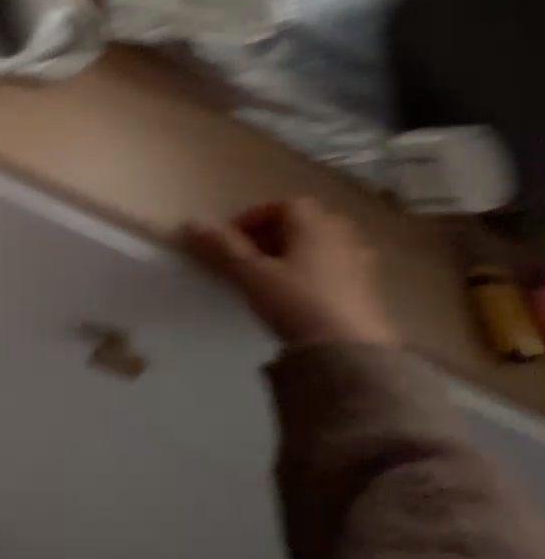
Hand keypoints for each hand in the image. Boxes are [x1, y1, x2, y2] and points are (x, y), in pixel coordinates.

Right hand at [184, 198, 400, 348]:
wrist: (350, 353)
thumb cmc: (296, 302)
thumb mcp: (249, 273)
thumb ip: (220, 246)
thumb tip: (190, 222)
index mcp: (316, 227)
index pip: (284, 205)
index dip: (254, 217)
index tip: (231, 240)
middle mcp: (343, 239)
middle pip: (308, 222)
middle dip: (276, 233)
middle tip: (252, 254)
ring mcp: (361, 265)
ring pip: (323, 245)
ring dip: (296, 252)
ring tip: (273, 275)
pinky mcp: (369, 292)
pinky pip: (337, 267)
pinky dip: (314, 271)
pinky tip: (298, 294)